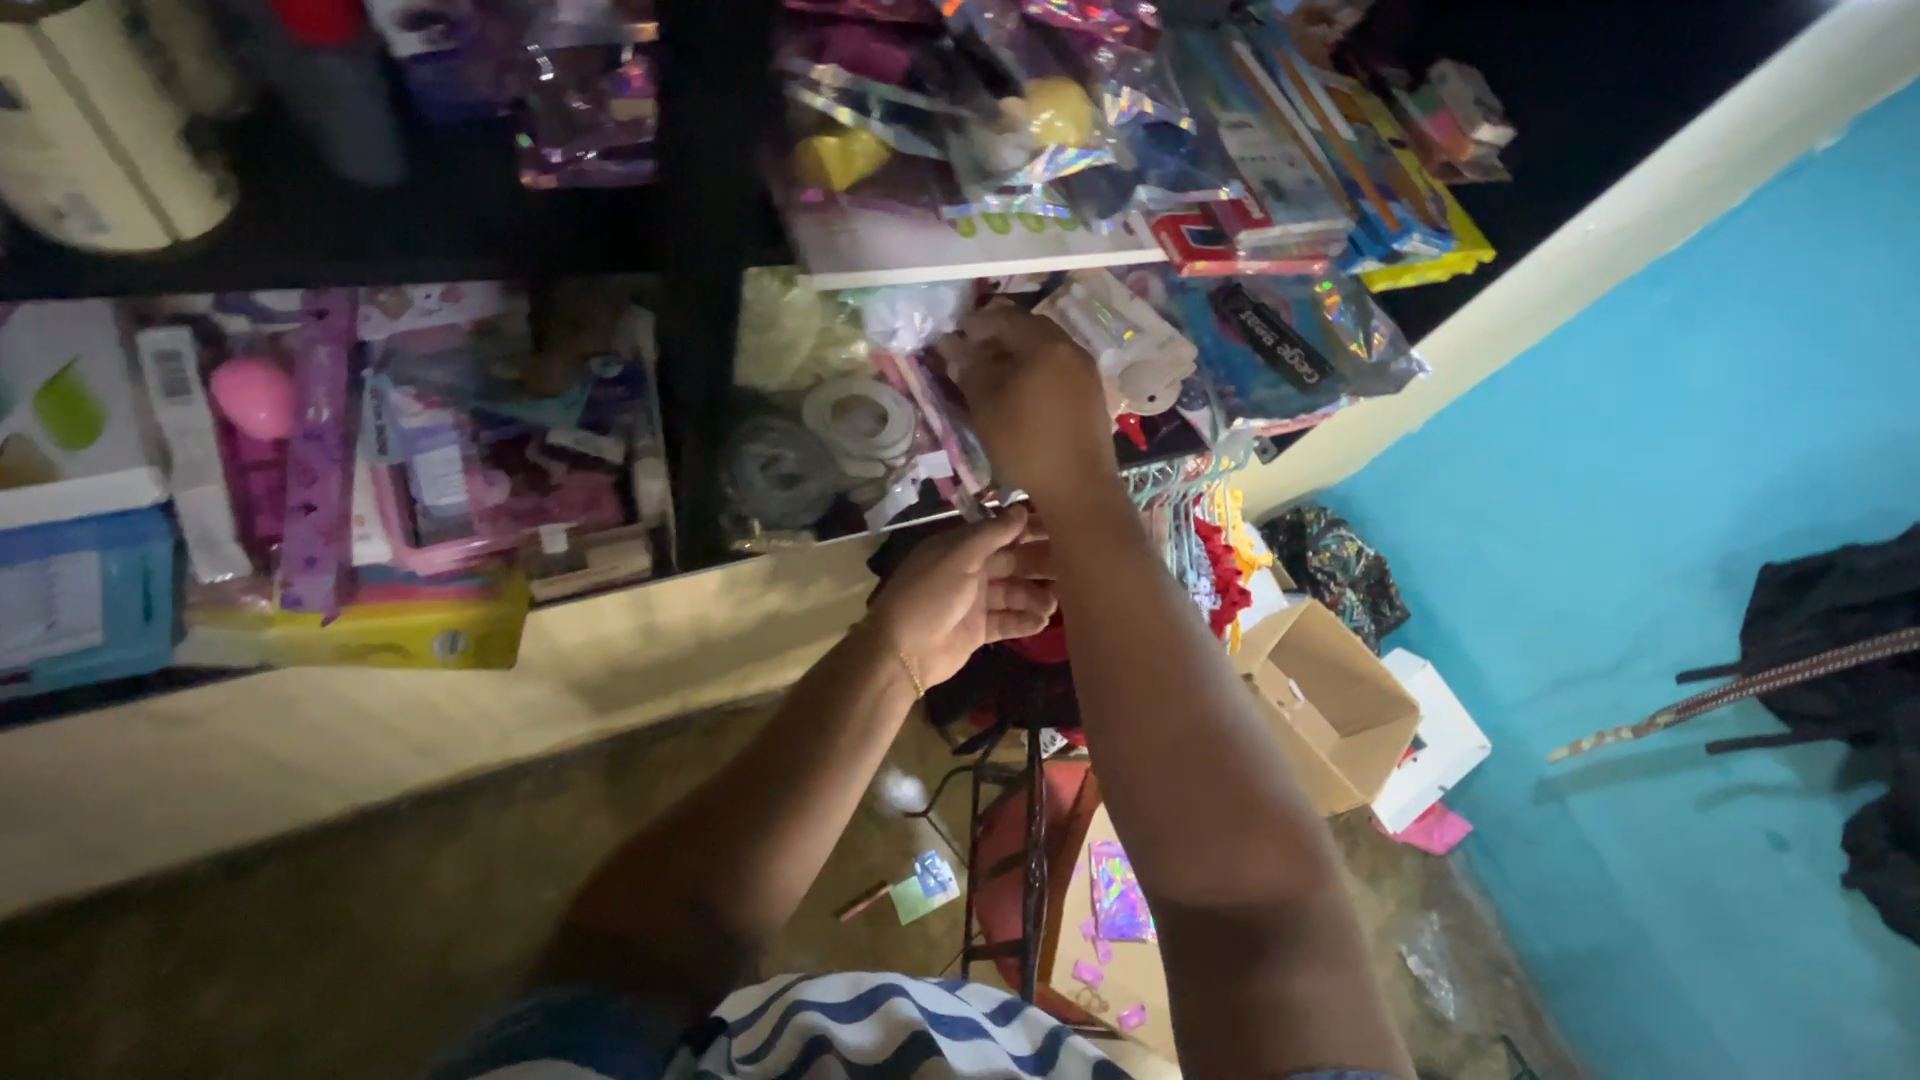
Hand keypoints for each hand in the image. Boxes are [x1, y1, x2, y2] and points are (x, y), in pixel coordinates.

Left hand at [867, 506, 1055, 687]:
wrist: (902, 650)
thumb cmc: (929, 595)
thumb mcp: (958, 557)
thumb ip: (991, 534)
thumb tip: (1021, 509)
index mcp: (960, 548)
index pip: (1001, 533)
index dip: (1028, 531)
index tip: (1060, 529)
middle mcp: (969, 571)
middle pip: (1012, 563)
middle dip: (1038, 565)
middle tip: (1070, 568)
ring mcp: (974, 602)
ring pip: (1013, 593)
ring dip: (1034, 596)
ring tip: (1054, 603)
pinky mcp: (978, 630)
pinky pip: (1007, 621)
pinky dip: (1024, 621)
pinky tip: (1041, 622)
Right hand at [944, 303, 1120, 509]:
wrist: (1078, 486)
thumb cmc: (1026, 443)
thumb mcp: (987, 406)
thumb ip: (970, 371)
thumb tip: (956, 349)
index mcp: (1046, 345)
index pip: (1007, 319)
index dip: (979, 324)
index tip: (958, 333)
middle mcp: (1072, 350)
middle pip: (1032, 331)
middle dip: (1001, 336)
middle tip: (975, 351)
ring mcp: (1087, 373)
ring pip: (1048, 351)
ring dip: (1020, 354)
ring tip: (995, 373)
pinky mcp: (1093, 395)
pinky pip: (1060, 370)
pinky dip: (1038, 371)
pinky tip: (1022, 392)